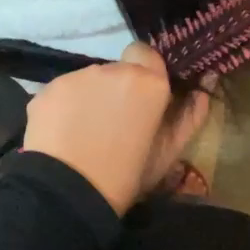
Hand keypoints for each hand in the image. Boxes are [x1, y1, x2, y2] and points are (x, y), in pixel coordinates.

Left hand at [22, 44, 211, 215]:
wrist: (66, 194)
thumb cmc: (124, 177)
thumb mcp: (165, 154)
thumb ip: (188, 118)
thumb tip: (201, 93)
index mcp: (148, 83)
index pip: (147, 54)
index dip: (144, 75)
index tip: (141, 100)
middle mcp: (113, 70)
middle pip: (117, 70)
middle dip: (116, 90)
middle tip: (113, 125)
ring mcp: (77, 77)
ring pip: (88, 81)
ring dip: (91, 98)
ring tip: (85, 134)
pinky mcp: (48, 89)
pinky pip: (63, 93)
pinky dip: (65, 108)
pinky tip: (63, 135)